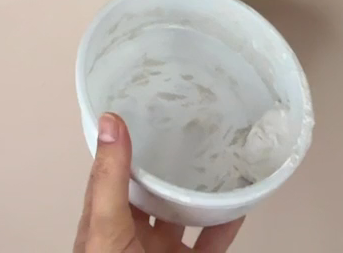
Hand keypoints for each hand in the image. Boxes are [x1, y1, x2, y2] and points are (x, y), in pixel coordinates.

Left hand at [75, 113, 243, 252]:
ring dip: (200, 189)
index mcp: (105, 218)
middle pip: (152, 188)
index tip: (146, 103)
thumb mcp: (104, 228)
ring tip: (218, 156)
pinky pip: (210, 243)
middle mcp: (133, 233)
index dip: (128, 138)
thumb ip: (110, 178)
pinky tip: (238, 203)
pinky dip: (225, 223)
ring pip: (184, 213)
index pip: (115, 168)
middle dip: (169, 160)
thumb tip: (110, 119)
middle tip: (191, 123)